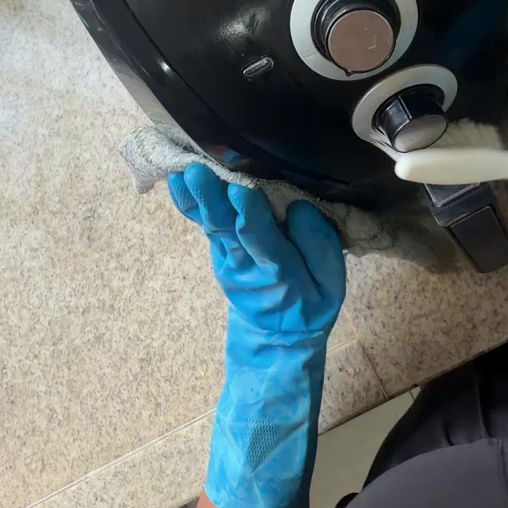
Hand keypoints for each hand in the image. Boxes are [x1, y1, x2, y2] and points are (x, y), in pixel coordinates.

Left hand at [169, 164, 344, 507]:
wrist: (278, 337)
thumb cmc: (310, 304)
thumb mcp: (331, 284)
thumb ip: (319, 246)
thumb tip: (299, 208)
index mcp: (281, 272)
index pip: (263, 243)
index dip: (251, 218)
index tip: (241, 190)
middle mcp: (247, 263)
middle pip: (227, 231)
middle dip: (212, 201)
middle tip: (198, 173)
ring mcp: (227, 258)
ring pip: (211, 225)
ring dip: (197, 197)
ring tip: (184, 170)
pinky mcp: (219, 251)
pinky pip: (204, 224)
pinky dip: (188, 202)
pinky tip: (176, 179)